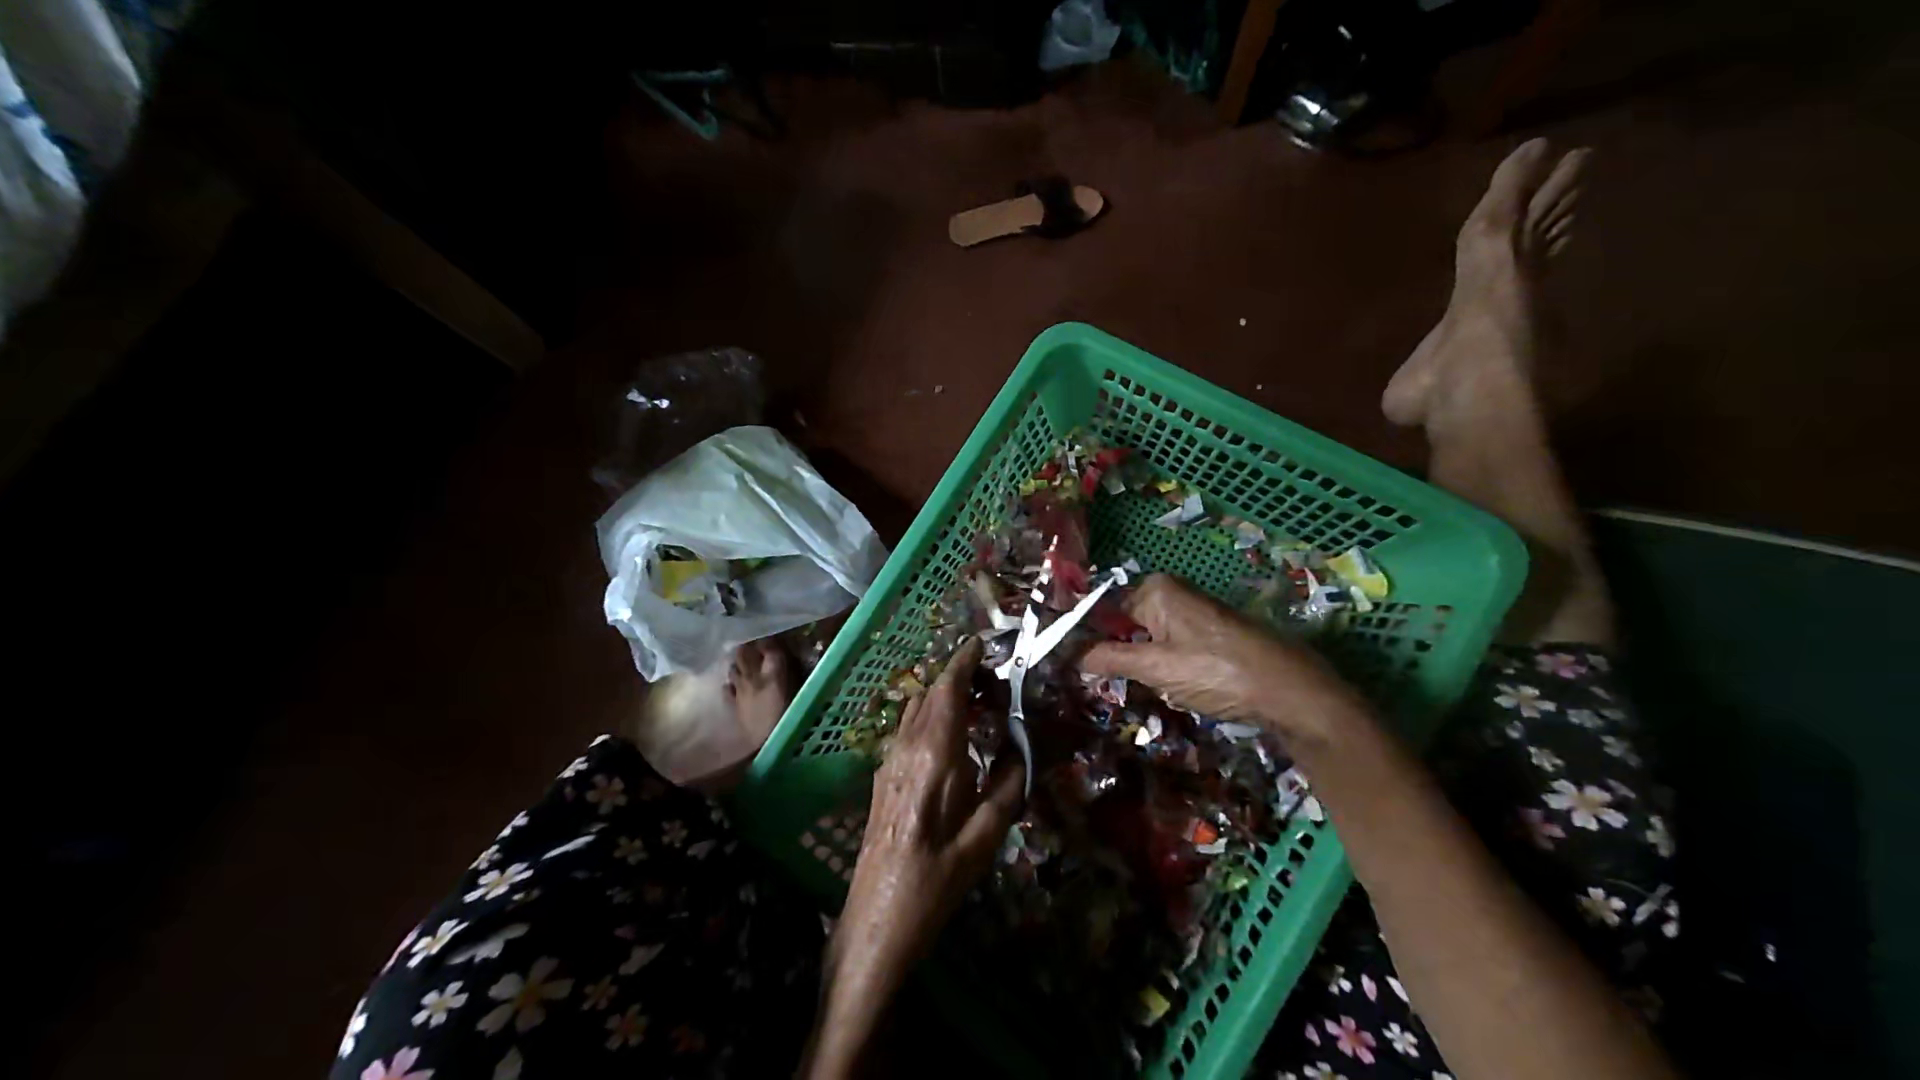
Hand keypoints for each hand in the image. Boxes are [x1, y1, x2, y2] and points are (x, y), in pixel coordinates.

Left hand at [836, 638, 1023, 975]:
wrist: (875, 920)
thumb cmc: (934, 882)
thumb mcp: (984, 841)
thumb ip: (1008, 788)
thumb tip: (1023, 748)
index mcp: (934, 757)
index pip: (946, 691)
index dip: (963, 662)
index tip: (983, 644)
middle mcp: (906, 748)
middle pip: (930, 693)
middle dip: (959, 676)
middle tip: (993, 678)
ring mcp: (888, 761)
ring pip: (915, 708)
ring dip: (943, 694)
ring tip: (977, 702)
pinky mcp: (881, 776)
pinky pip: (907, 728)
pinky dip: (930, 715)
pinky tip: (951, 735)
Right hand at [1079, 573, 1368, 746]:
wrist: (1291, 692)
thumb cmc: (1217, 672)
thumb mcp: (1155, 668)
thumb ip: (1108, 659)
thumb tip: (1066, 655)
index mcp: (1155, 589)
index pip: (1100, 609)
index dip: (1081, 636)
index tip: (1062, 663)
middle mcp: (1172, 593)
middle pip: (1122, 623)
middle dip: (1110, 653)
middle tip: (1096, 683)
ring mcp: (1192, 614)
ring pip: (1144, 639)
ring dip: (1134, 664)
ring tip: (1126, 689)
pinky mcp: (1207, 635)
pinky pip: (1167, 647)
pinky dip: (1158, 666)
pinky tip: (1163, 688)